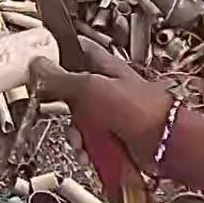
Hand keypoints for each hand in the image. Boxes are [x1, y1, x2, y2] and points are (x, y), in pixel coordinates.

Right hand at [31, 38, 174, 170]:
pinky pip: (88, 141)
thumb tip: (36, 66)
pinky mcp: (112, 137)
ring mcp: (109, 113)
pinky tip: (87, 152)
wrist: (167, 146)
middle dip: (60, 105)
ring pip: (77, 120)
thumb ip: (60, 79)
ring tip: (80, 139)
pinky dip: (84, 149)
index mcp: (103, 66)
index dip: (57, 53)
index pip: (75, 49)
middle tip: (55, 108)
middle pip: (69, 90)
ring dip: (74, 133)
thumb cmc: (141, 110)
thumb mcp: (91, 89)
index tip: (39, 63)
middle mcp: (105, 88)